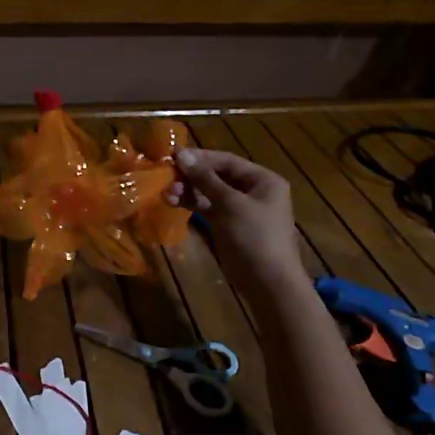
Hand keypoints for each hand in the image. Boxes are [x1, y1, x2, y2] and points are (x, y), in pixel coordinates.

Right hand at [168, 148, 303, 293]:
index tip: (172, 156)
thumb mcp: (230, 204)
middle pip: (217, 176)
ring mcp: (240, 209)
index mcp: (263, 180)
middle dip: (191, 176)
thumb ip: (205, 179)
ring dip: (188, 191)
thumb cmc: (254, 236)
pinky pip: (208, 208)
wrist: (267, 280)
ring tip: (167, 193)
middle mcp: (252, 190)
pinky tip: (173, 202)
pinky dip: (192, 204)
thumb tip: (182, 155)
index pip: (227, 161)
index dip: (200, 158)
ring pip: (209, 192)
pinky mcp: (228, 224)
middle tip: (167, 178)